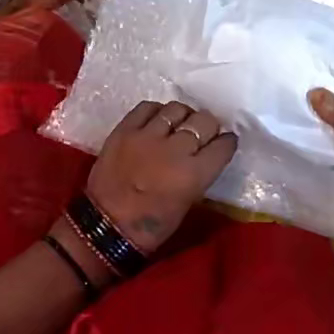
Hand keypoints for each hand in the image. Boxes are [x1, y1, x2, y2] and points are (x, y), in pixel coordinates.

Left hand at [82, 100, 237, 253]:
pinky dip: (156, 112)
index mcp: (194, 174)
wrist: (106, 225)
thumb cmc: (151, 226)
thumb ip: (200, 174)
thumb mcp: (188, 202)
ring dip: (183, 116)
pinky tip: (157, 121)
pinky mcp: (124, 130)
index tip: (223, 143)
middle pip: (203, 121)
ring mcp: (147, 136)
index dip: (226, 142)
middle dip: (208, 127)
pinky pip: (146, 108)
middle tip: (202, 134)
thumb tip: (207, 154)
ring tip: (179, 125)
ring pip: (176, 109)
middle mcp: (175, 149)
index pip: (224, 144)